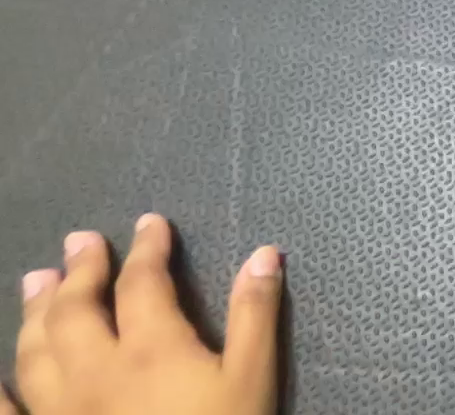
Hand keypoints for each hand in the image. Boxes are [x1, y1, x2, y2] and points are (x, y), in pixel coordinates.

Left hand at [7, 216, 281, 414]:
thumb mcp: (253, 371)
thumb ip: (256, 312)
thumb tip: (265, 252)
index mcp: (151, 348)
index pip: (143, 283)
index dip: (146, 248)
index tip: (150, 221)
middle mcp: (95, 372)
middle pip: (77, 312)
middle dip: (80, 271)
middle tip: (79, 240)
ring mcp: (57, 411)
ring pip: (33, 353)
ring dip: (36, 312)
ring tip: (38, 282)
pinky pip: (4, 413)